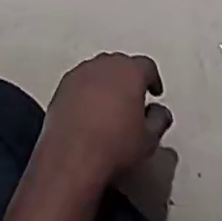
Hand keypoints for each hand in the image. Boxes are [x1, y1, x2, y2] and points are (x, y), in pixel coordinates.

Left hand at [36, 53, 171, 184]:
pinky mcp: (62, 85)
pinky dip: (88, 90)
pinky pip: (81, 81)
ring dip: (107, 82)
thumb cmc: (116, 146)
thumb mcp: (149, 140)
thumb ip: (158, 120)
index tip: (154, 92)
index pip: (147, 66)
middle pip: (121, 64)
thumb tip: (159, 111)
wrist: (72, 156)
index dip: (153, 79)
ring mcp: (80, 72)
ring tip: (111, 105)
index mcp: (130, 72)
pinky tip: (89, 110)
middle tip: (134, 98)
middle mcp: (104, 64)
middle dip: (129, 78)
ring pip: (99, 70)